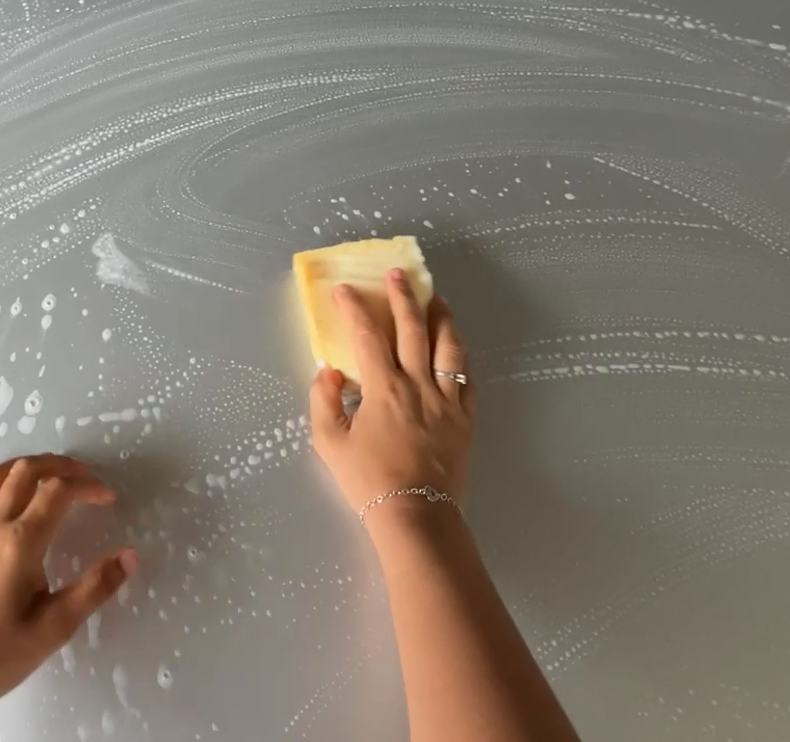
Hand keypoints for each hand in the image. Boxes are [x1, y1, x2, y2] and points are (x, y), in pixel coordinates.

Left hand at [0, 455, 136, 715]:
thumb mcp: (55, 628)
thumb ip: (94, 588)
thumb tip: (130, 556)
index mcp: (21, 543)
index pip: (58, 491)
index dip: (87, 486)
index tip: (107, 497)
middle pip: (26, 470)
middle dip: (60, 465)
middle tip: (84, 478)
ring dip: (26, 466)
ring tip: (49, 475)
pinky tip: (3, 488)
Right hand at [308, 269, 472, 514]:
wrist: (416, 515)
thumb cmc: (368, 480)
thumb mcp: (328, 442)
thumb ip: (323, 401)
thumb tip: (329, 371)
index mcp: (383, 388)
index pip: (367, 335)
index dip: (355, 307)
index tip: (345, 288)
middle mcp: (417, 385)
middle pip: (412, 329)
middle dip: (403, 296)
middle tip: (398, 274)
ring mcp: (446, 400)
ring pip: (447, 347)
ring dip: (441, 316)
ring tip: (436, 297)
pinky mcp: (465, 418)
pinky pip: (466, 378)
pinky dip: (460, 355)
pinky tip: (456, 345)